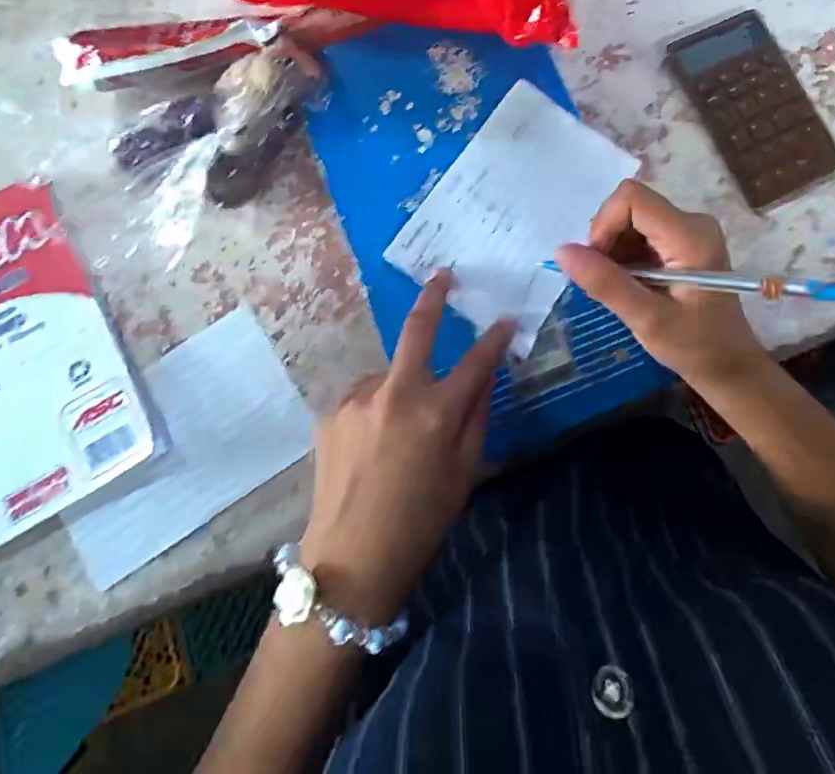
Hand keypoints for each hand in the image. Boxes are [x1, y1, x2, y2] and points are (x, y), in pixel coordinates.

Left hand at [300, 272, 513, 623]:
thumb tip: (486, 374)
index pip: (475, 360)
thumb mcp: (465, 473)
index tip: (504, 321)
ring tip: (400, 430)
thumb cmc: (421, 521)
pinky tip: (373, 440)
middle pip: (417, 329)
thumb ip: (478, 416)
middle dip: (434, 297)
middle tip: (443, 275)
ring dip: (401, 383)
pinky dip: (376, 404)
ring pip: (389, 372)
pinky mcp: (330, 412)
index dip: (494, 338)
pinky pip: (363, 395)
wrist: (352, 558)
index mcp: (436, 412)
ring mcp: (356, 399)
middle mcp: (394, 393)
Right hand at [555, 180, 770, 385]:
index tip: (597, 262)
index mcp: (690, 235)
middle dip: (606, 239)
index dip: (604, 224)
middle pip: (629, 206)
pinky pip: (639, 232)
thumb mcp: (646, 318)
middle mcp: (691, 222)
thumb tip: (561, 251)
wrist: (728, 364)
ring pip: (630, 218)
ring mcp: (688, 230)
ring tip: (620, 286)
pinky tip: (630, 284)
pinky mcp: (681, 241)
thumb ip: (605, 282)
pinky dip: (624, 255)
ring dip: (613, 249)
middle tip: (606, 280)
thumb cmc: (693, 345)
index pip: (631, 199)